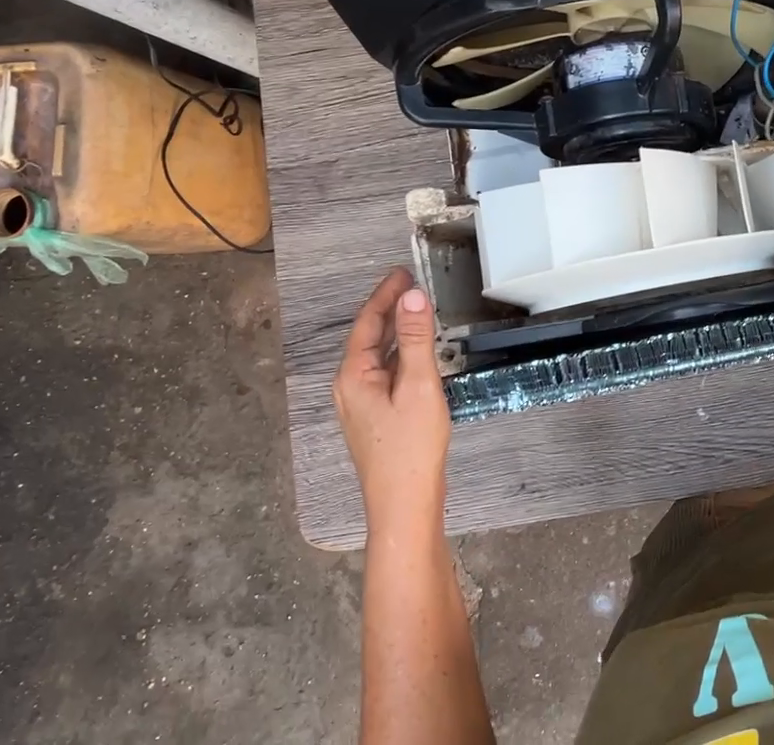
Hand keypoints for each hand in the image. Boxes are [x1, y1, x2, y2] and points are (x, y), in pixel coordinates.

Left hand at [333, 268, 450, 538]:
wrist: (405, 502)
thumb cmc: (411, 446)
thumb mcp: (419, 386)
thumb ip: (417, 340)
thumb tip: (413, 296)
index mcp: (354, 376)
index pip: (367, 322)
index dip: (385, 295)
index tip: (404, 271)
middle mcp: (351, 387)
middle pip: (370, 338)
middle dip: (390, 310)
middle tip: (415, 286)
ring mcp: (362, 405)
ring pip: (380, 357)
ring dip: (398, 333)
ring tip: (422, 313)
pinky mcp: (377, 418)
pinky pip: (388, 374)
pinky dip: (404, 356)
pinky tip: (422, 356)